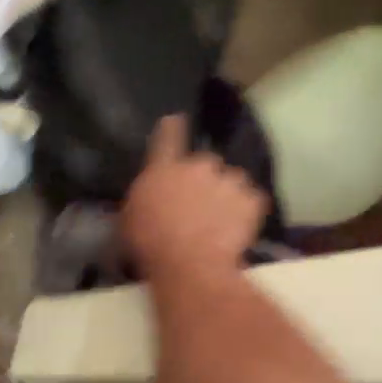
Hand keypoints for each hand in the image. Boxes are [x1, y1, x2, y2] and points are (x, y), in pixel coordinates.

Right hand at [121, 115, 266, 278]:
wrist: (189, 264)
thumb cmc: (148, 243)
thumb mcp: (128, 220)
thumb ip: (141, 200)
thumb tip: (145, 197)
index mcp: (163, 170)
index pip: (167, 140)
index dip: (171, 128)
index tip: (175, 119)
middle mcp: (198, 166)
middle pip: (204, 164)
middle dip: (201, 179)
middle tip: (195, 205)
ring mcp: (229, 180)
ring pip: (229, 182)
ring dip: (223, 195)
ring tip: (216, 221)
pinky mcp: (253, 199)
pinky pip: (249, 201)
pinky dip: (243, 212)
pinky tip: (232, 230)